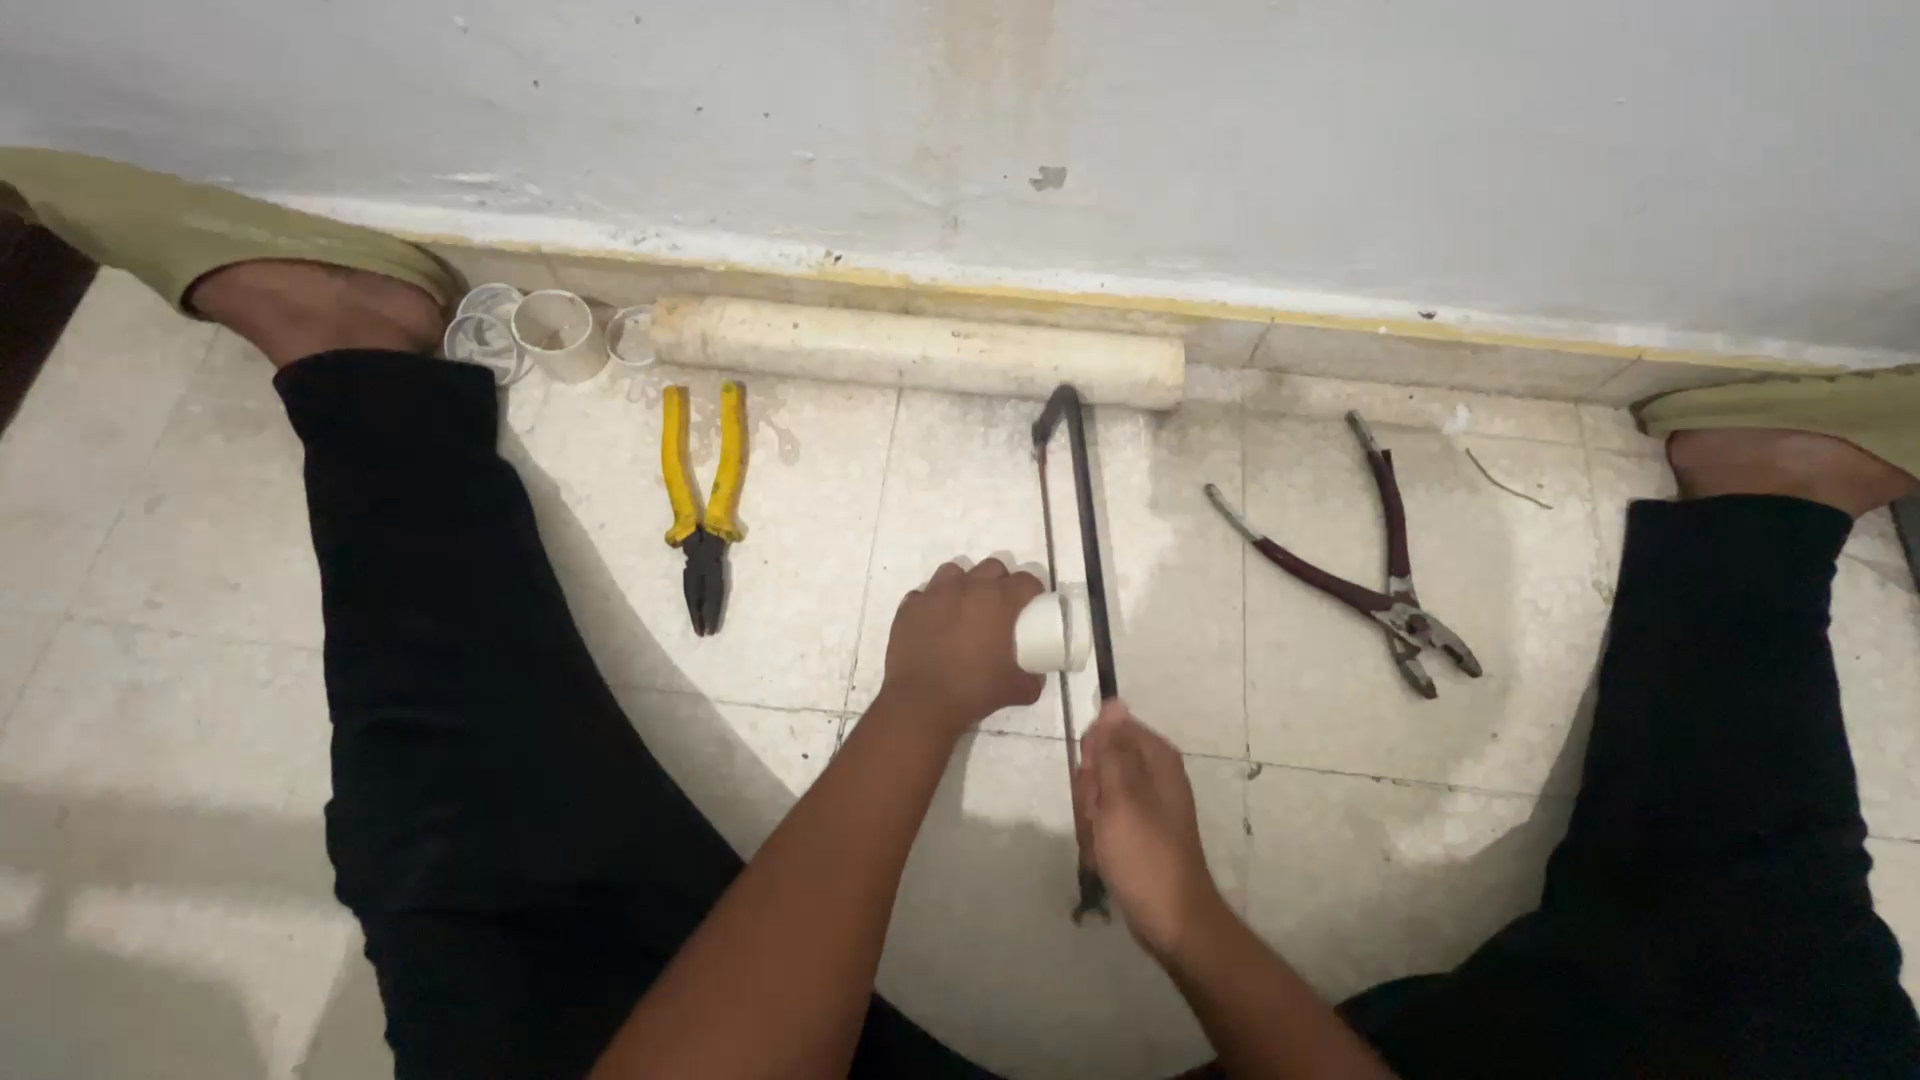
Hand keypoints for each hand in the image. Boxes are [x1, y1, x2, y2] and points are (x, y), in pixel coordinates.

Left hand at [881, 558, 1045, 734]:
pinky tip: (935, 622)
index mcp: (998, 601)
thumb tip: (1035, 677)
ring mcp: (934, 594)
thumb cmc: (973, 690)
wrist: (921, 702)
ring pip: (954, 572)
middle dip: (1000, 581)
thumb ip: (1032, 680)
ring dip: (965, 583)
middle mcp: (967, 587)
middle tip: (1001, 606)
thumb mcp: (1016, 690)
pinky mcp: (909, 606)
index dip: (1034, 591)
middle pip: (992, 567)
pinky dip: (933, 603)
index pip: (1026, 581)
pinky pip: (925, 594)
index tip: (1033, 605)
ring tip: (965, 607)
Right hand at [1076, 701, 1225, 957]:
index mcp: (1155, 760)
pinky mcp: (1135, 832)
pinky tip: (1103, 857)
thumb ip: (1113, 748)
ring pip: (1096, 794)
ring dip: (1090, 819)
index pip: (1110, 730)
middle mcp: (1152, 777)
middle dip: (1089, 792)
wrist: (1171, 920)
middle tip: (1098, 816)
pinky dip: (1097, 838)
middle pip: (1100, 762)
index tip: (1093, 779)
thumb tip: (1113, 702)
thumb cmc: (1146, 854)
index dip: (1094, 754)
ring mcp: (1143, 806)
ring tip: (1102, 842)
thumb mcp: (1121, 796)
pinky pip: (1102, 821)